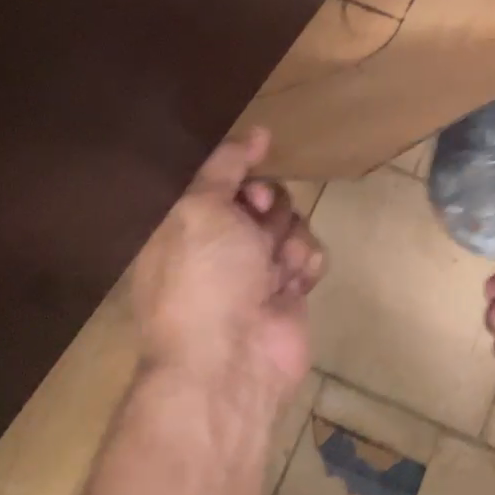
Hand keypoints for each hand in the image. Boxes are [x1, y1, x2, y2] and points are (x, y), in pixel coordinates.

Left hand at [131, 129, 325, 408]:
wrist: (231, 361)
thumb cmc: (204, 280)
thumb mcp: (199, 209)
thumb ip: (224, 166)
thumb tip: (256, 133)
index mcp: (185, 225)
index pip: (221, 180)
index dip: (240, 176)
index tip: (248, 186)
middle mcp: (219, 245)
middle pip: (263, 197)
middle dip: (267, 208)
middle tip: (255, 230)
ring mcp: (255, 270)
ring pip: (291, 223)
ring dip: (289, 239)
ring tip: (276, 269)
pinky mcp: (288, 292)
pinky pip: (310, 255)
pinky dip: (306, 265)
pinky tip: (293, 284)